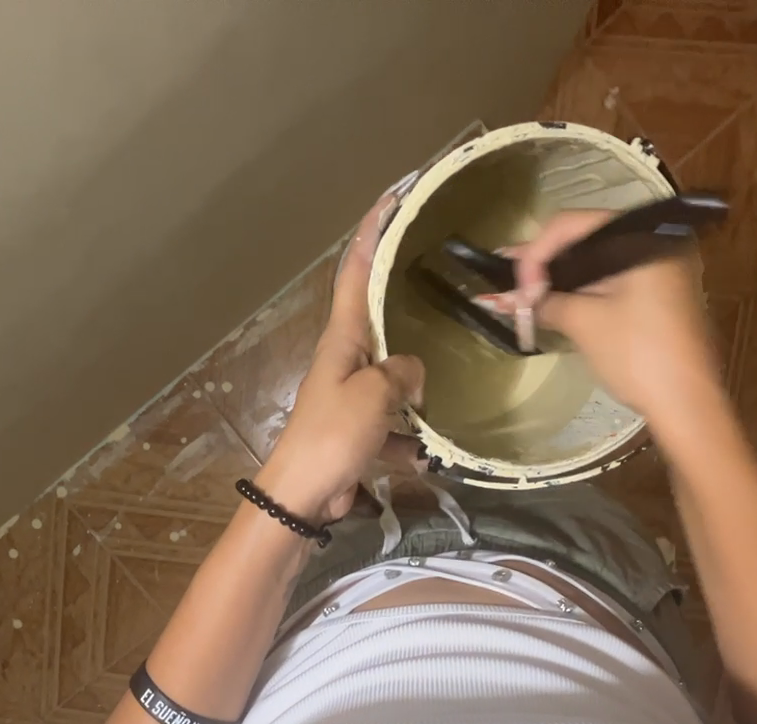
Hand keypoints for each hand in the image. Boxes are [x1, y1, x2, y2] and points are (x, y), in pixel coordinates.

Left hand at [256, 183, 425, 522]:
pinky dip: (410, 439)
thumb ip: (402, 373)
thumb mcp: (375, 396)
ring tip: (454, 374)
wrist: (303, 494)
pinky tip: (429, 453)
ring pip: (394, 375)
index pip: (356, 270)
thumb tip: (414, 372)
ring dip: (418, 383)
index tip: (394, 196)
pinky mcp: (359, 429)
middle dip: (407, 300)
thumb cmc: (333, 436)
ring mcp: (352, 395)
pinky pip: (394, 424)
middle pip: (379, 318)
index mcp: (343, 338)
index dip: (373, 232)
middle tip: (443, 277)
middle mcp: (346, 359)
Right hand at [479, 209, 718, 414]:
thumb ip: (545, 302)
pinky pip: (607, 281)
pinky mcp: (653, 294)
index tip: (515, 290)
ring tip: (516, 292)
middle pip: (581, 240)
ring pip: (592, 263)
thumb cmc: (638, 355)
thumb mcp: (584, 322)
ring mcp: (656, 269)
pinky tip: (548, 300)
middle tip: (502, 280)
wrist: (686, 401)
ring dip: (555, 280)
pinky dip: (578, 291)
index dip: (534, 255)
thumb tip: (510, 297)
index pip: (571, 226)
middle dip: (540, 265)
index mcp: (641, 237)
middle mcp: (653, 242)